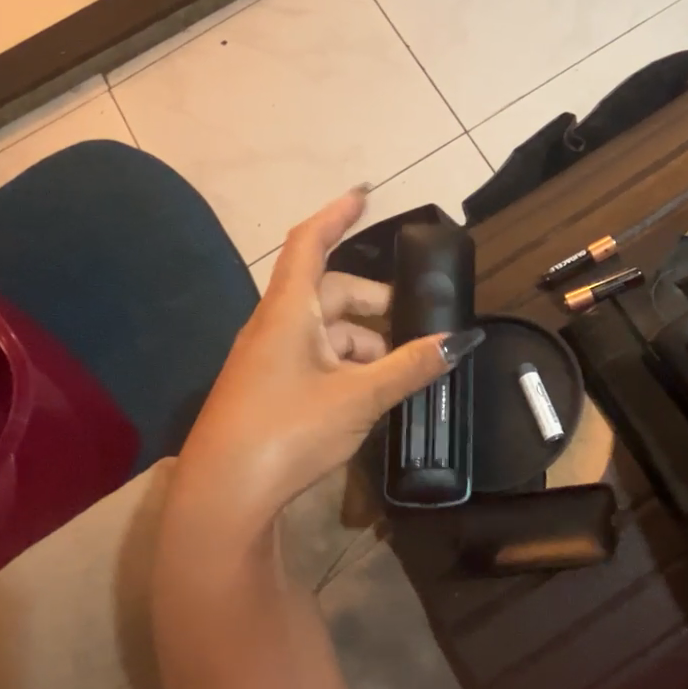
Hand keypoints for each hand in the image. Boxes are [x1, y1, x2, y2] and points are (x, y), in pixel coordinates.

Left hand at [171, 190, 481, 531]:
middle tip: (416, 328)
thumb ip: (412, 366)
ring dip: (368, 342)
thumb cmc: (288, 430)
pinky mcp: (272, 388)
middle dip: (376, 304)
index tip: (364, 194)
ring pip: (329, 330)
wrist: (226, 494)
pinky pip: (319, 358)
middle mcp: (276, 326)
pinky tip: (374, 393)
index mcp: (288, 312)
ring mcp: (271, 359)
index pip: (310, 245)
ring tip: (402, 372)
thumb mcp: (360, 396)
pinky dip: (351, 365)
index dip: (336, 216)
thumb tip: (461, 340)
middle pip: (331, 292)